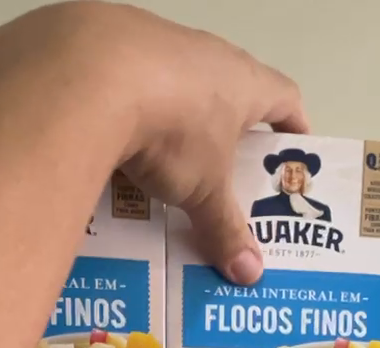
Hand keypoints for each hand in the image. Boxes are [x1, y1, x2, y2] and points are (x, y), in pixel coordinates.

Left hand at [0, 2, 306, 283]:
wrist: (86, 77)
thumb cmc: (172, 132)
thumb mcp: (203, 192)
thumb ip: (225, 230)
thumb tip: (250, 275)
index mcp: (242, 82)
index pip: (285, 98)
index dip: (293, 129)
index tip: (290, 159)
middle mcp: (204, 52)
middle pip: (231, 89)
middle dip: (231, 132)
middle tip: (227, 175)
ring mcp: (155, 41)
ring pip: (179, 84)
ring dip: (180, 120)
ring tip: (170, 167)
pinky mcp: (108, 44)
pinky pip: (131, 83)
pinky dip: (133, 113)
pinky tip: (118, 145)